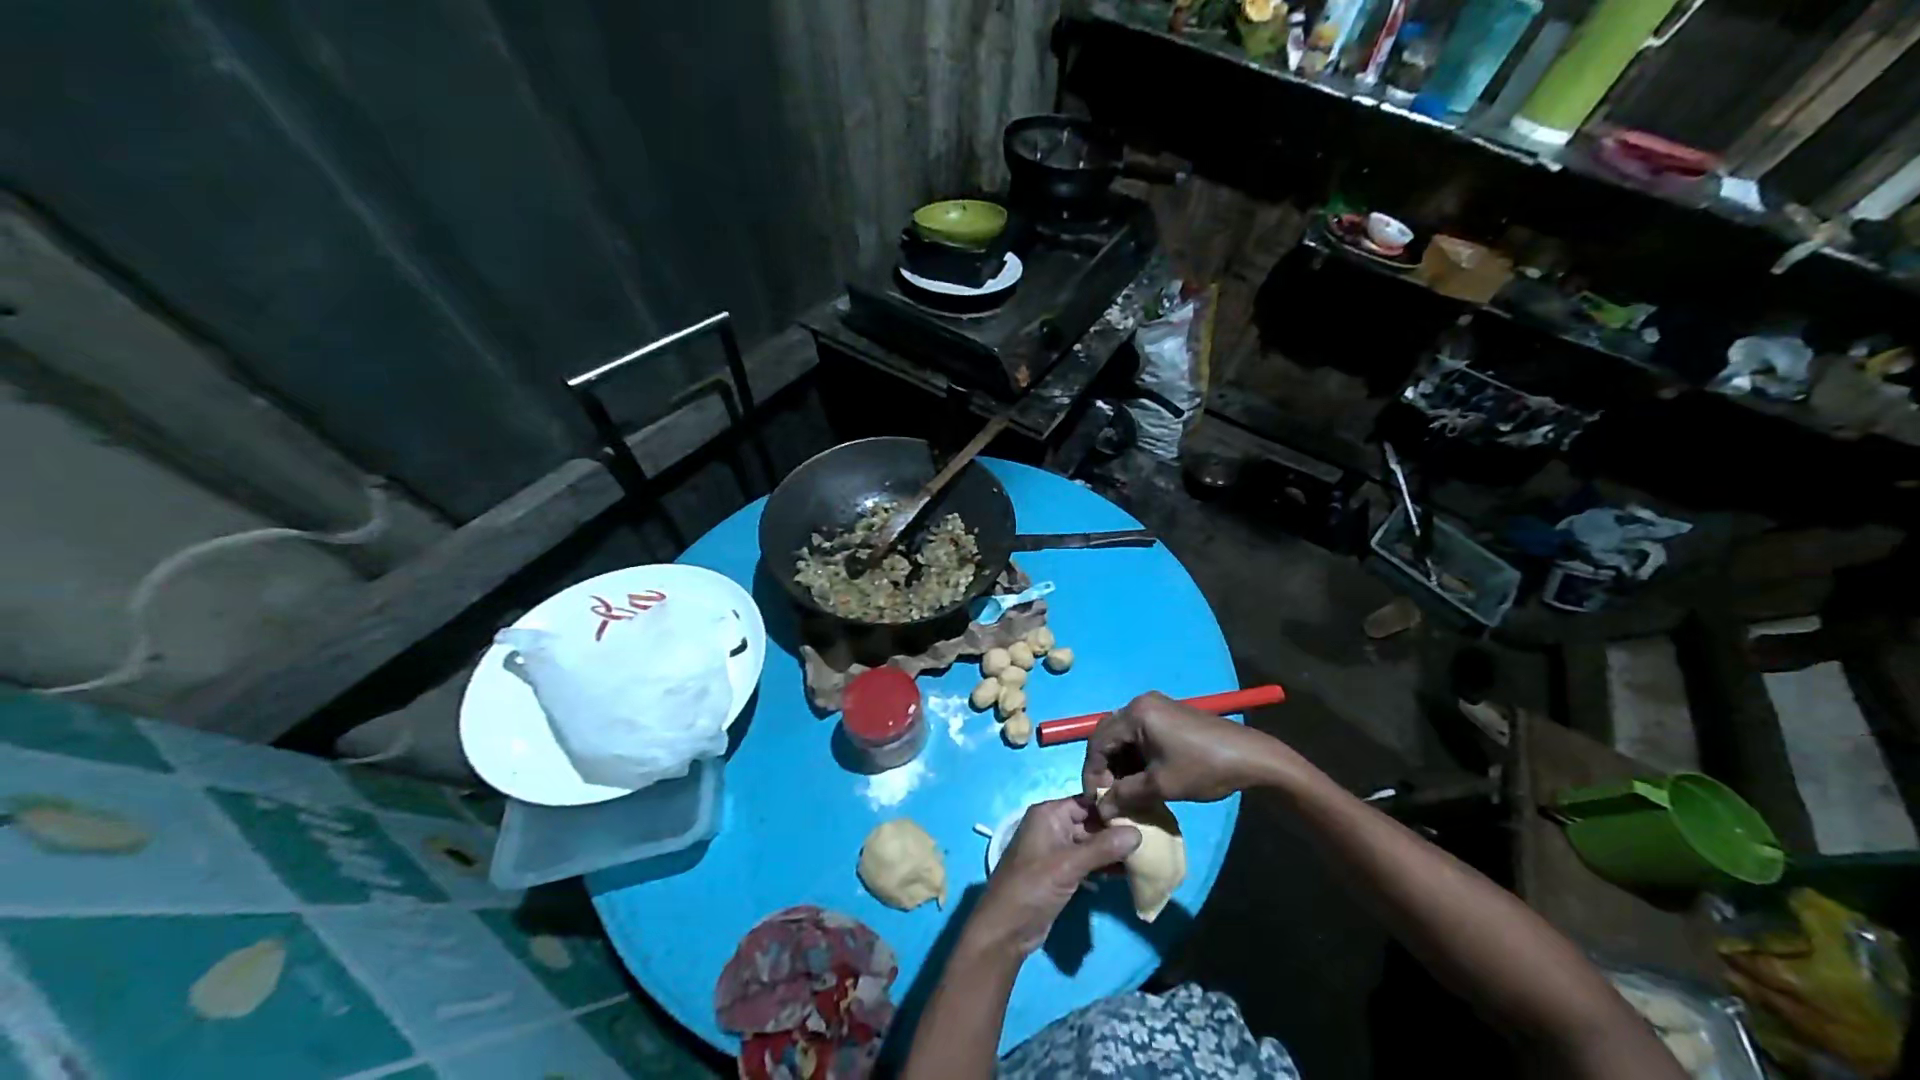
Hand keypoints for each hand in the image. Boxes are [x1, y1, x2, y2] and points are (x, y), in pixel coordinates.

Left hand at [966, 796, 1139, 956]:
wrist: (1006, 929)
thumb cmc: (1033, 887)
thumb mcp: (1069, 865)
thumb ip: (1103, 848)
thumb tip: (1138, 832)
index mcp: (1048, 814)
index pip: (1087, 801)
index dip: (1113, 806)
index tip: (1143, 812)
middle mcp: (1052, 826)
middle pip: (1090, 821)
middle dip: (1117, 829)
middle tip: (1150, 836)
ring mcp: (1056, 849)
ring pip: (1090, 842)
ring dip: (1113, 849)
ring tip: (1144, 854)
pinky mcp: (1060, 871)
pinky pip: (1087, 861)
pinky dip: (1103, 865)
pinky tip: (1126, 872)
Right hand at [1083, 691, 1283, 812]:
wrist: (1253, 758)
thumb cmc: (1204, 769)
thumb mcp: (1161, 786)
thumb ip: (1125, 796)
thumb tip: (1101, 809)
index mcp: (1136, 714)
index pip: (1098, 742)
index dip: (1092, 772)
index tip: (1096, 800)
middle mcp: (1141, 703)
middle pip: (1108, 735)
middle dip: (1105, 767)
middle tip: (1109, 796)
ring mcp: (1156, 707)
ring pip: (1124, 736)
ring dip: (1120, 763)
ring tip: (1125, 791)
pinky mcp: (1169, 715)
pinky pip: (1140, 734)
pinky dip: (1135, 756)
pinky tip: (1141, 778)